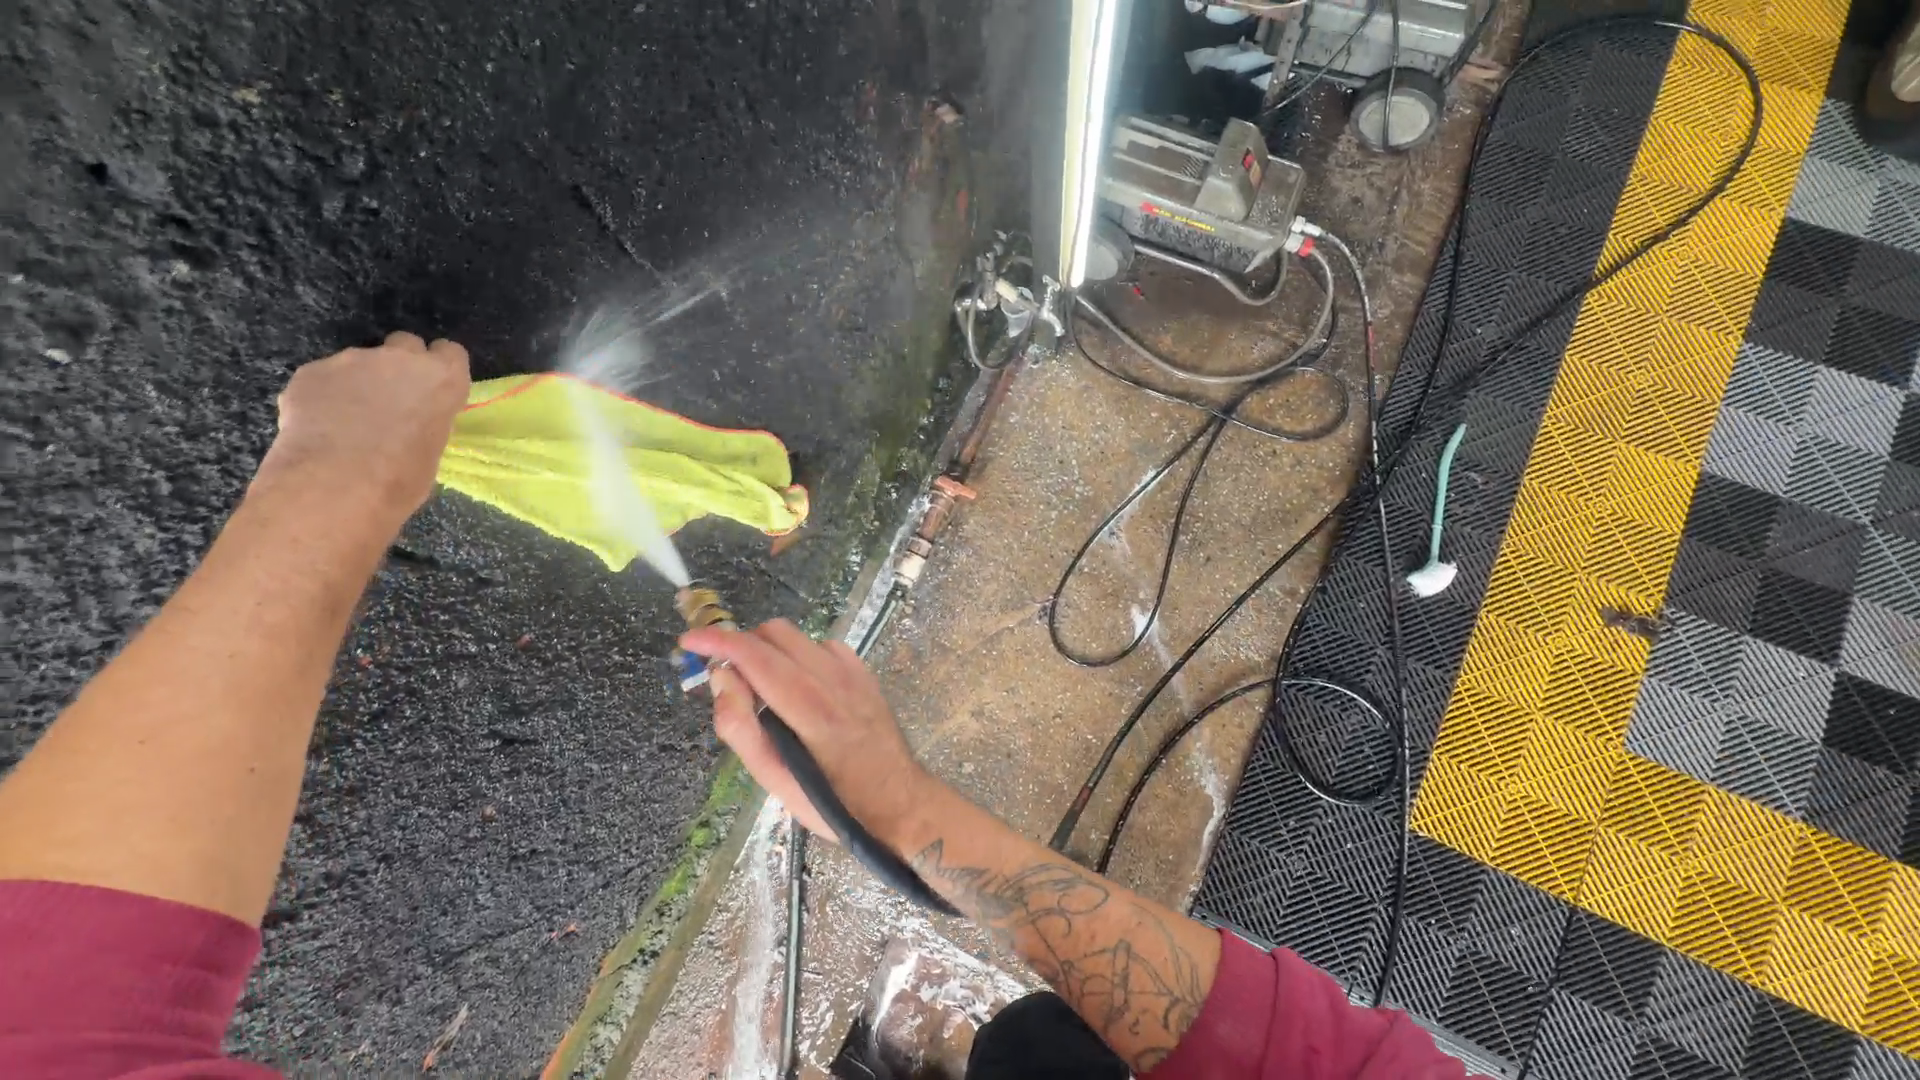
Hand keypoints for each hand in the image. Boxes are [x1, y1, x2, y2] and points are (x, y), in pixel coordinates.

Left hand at [253, 331, 470, 524]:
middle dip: (399, 365)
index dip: (440, 368)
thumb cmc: (402, 476)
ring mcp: (351, 360)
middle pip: (404, 344)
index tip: (433, 389)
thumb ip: (425, 419)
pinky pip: (323, 378)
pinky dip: (325, 395)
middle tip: (392, 399)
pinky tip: (321, 426)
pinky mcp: (311, 372)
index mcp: (442, 379)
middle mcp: (400, 359)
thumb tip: (409, 421)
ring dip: (359, 383)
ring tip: (348, 421)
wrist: (336, 483)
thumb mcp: (433, 446)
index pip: (450, 352)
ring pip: (359, 363)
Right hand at [679, 620, 937, 849]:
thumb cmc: (832, 802)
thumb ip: (741, 727)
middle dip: (741, 645)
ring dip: (771, 650)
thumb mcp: (775, 781)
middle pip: (774, 634)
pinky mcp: (865, 674)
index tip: (690, 640)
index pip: (755, 655)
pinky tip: (799, 687)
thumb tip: (721, 679)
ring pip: (799, 637)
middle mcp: (834, 679)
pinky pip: (824, 647)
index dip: (717, 641)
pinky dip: (801, 656)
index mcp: (809, 707)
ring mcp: (854, 672)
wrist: (898, 803)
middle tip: (728, 679)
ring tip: (763, 689)